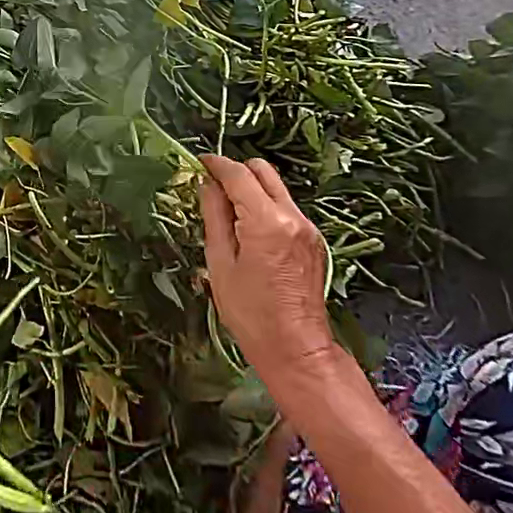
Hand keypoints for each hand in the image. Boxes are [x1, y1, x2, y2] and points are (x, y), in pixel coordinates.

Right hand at [198, 154, 336, 379]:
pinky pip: (285, 208)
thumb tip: (206, 184)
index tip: (198, 163)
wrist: (297, 349)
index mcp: (267, 221)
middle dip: (236, 171)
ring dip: (251, 189)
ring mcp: (307, 228)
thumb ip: (214, 216)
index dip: (216, 164)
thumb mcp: (220, 263)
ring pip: (276, 188)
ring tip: (228, 212)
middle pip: (263, 171)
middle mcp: (292, 217)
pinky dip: (265, 206)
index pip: (239, 174)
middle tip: (213, 186)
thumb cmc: (250, 312)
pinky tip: (250, 230)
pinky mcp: (314, 240)